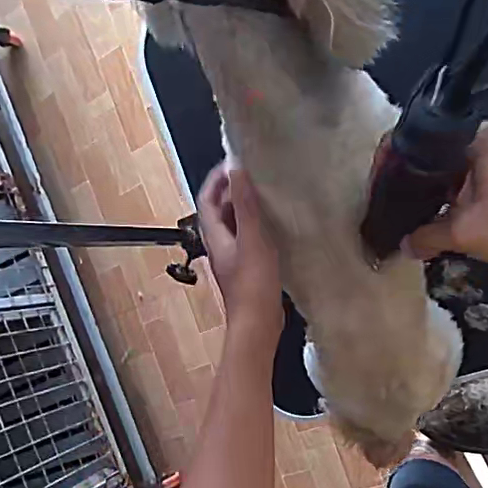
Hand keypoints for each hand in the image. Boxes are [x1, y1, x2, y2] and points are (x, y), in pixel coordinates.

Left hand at [197, 164, 282, 337]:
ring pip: (238, 226)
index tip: (235, 163)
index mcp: (216, 236)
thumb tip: (238, 171)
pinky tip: (278, 227)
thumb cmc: (253, 286)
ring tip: (268, 195)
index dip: (218, 179)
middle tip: (256, 176)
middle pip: (222, 211)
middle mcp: (222, 246)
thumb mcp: (252, 241)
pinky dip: (261, 228)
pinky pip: (252, 241)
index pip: (208, 199)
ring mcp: (236, 259)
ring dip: (249, 209)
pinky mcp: (251, 270)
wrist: (258, 325)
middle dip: (235, 191)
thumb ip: (246, 206)